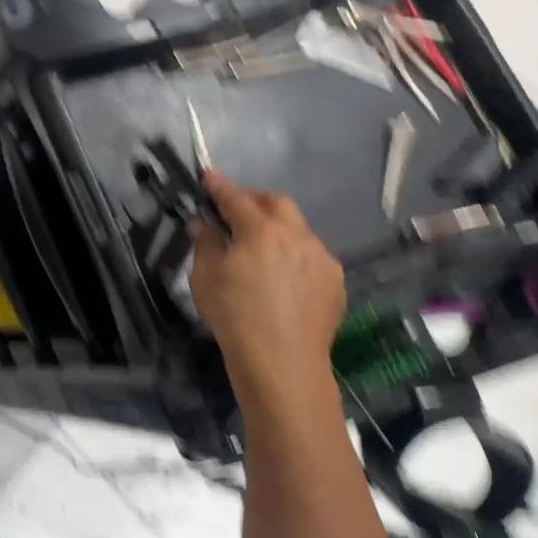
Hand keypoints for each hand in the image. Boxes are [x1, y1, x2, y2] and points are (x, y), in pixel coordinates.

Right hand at [188, 171, 345, 391]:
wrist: (282, 361)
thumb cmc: (234, 315)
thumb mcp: (205, 277)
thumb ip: (205, 243)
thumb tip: (203, 222)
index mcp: (262, 231)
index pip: (236, 198)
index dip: (219, 185)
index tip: (207, 176)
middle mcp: (298, 236)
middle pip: (276, 203)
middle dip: (253, 199)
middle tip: (233, 206)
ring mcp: (321, 258)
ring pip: (298, 229)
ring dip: (276, 227)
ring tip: (257, 244)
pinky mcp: (334, 282)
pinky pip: (310, 255)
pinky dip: (292, 253)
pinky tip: (279, 274)